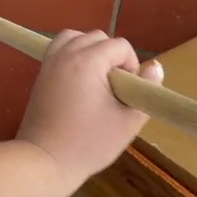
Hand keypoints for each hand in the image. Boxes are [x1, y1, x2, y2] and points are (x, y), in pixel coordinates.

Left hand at [17, 30, 157, 188]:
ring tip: (97, 79)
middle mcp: (66, 54)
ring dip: (90, 50)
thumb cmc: (89, 143)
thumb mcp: (127, 121)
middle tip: (114, 88)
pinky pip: (59, 48)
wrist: (46, 159)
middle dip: (112, 56)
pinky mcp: (40, 72)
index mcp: (87, 62)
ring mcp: (50, 61)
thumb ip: (145, 90)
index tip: (128, 91)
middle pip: (97, 37)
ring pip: (75, 37)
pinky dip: (72, 53)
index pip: (120, 45)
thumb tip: (156, 66)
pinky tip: (80, 79)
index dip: (131, 65)